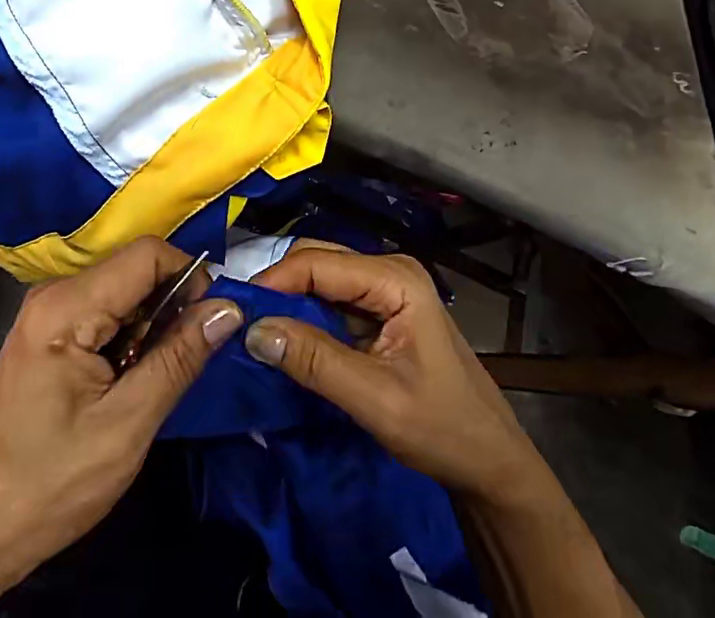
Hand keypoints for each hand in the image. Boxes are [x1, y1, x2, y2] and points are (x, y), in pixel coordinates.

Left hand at [0, 238, 242, 616]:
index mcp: (66, 309)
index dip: (190, 277)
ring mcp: (48, 314)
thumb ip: (182, 356)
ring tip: (152, 375)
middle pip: (139, 268)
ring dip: (156, 324)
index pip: (149, 254)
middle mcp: (53, 296)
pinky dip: (135, 335)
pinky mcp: (50, 333)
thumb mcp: (128, 424)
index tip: (207, 323)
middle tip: (181, 358)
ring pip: (130, 290)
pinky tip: (128, 377)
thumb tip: (231, 307)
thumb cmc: (48, 485)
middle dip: (174, 305)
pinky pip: (111, 311)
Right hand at [245, 247, 546, 502]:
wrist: (484, 452)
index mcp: (396, 279)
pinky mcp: (381, 311)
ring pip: (320, 281)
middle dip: (276, 289)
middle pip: (317, 262)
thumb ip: (315, 361)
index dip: (271, 283)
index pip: (316, 263)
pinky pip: (332, 303)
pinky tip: (282, 342)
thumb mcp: (375, 398)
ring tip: (249, 335)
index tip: (229, 316)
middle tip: (235, 326)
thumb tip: (254, 331)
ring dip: (286, 304)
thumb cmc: (441, 425)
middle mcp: (390, 271)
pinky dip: (304, 318)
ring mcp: (386, 290)